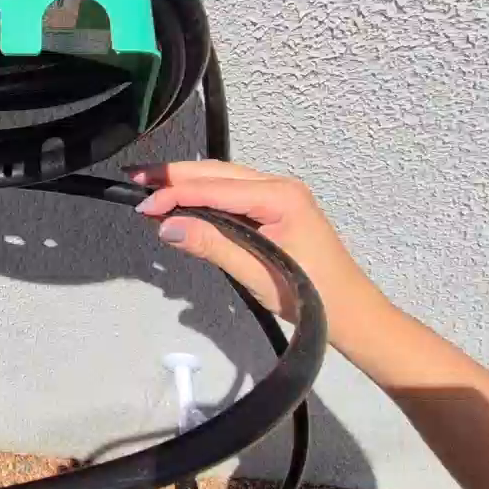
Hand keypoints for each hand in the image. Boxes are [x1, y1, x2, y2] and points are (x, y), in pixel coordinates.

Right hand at [130, 160, 392, 348]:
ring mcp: (276, 192)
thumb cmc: (312, 297)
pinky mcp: (272, 205)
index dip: (174, 194)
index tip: (143, 207)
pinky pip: (228, 191)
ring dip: (183, 183)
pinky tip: (179, 201)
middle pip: (214, 172)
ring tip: (148, 186)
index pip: (214, 188)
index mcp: (279, 195)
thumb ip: (210, 244)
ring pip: (219, 178)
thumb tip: (165, 226)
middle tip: (133, 178)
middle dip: (173, 176)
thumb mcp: (257, 273)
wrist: (355, 316)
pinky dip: (200, 195)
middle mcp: (277, 184)